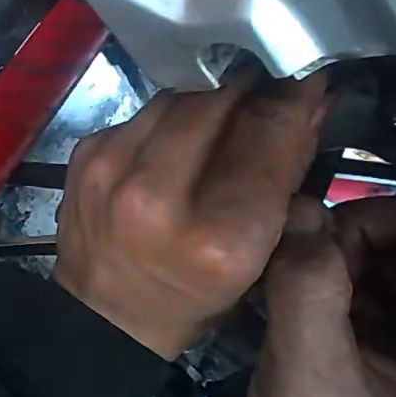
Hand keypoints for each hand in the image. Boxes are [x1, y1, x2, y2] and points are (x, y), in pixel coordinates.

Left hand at [55, 70, 331, 358]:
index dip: (293, 101)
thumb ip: (285, 175)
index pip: (266, 137)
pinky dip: (166, 120)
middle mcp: (156, 196)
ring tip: (216, 126)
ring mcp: (111, 168)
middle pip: (219, 104)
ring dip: (206, 103)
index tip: (306, 82)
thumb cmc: (190, 295)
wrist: (103, 314)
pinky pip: (142, 112)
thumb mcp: (256, 256)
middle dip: (248, 97)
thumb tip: (309, 103)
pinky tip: (171, 145)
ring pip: (178, 98)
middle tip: (261, 102)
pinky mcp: (86, 153)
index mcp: (217, 237)